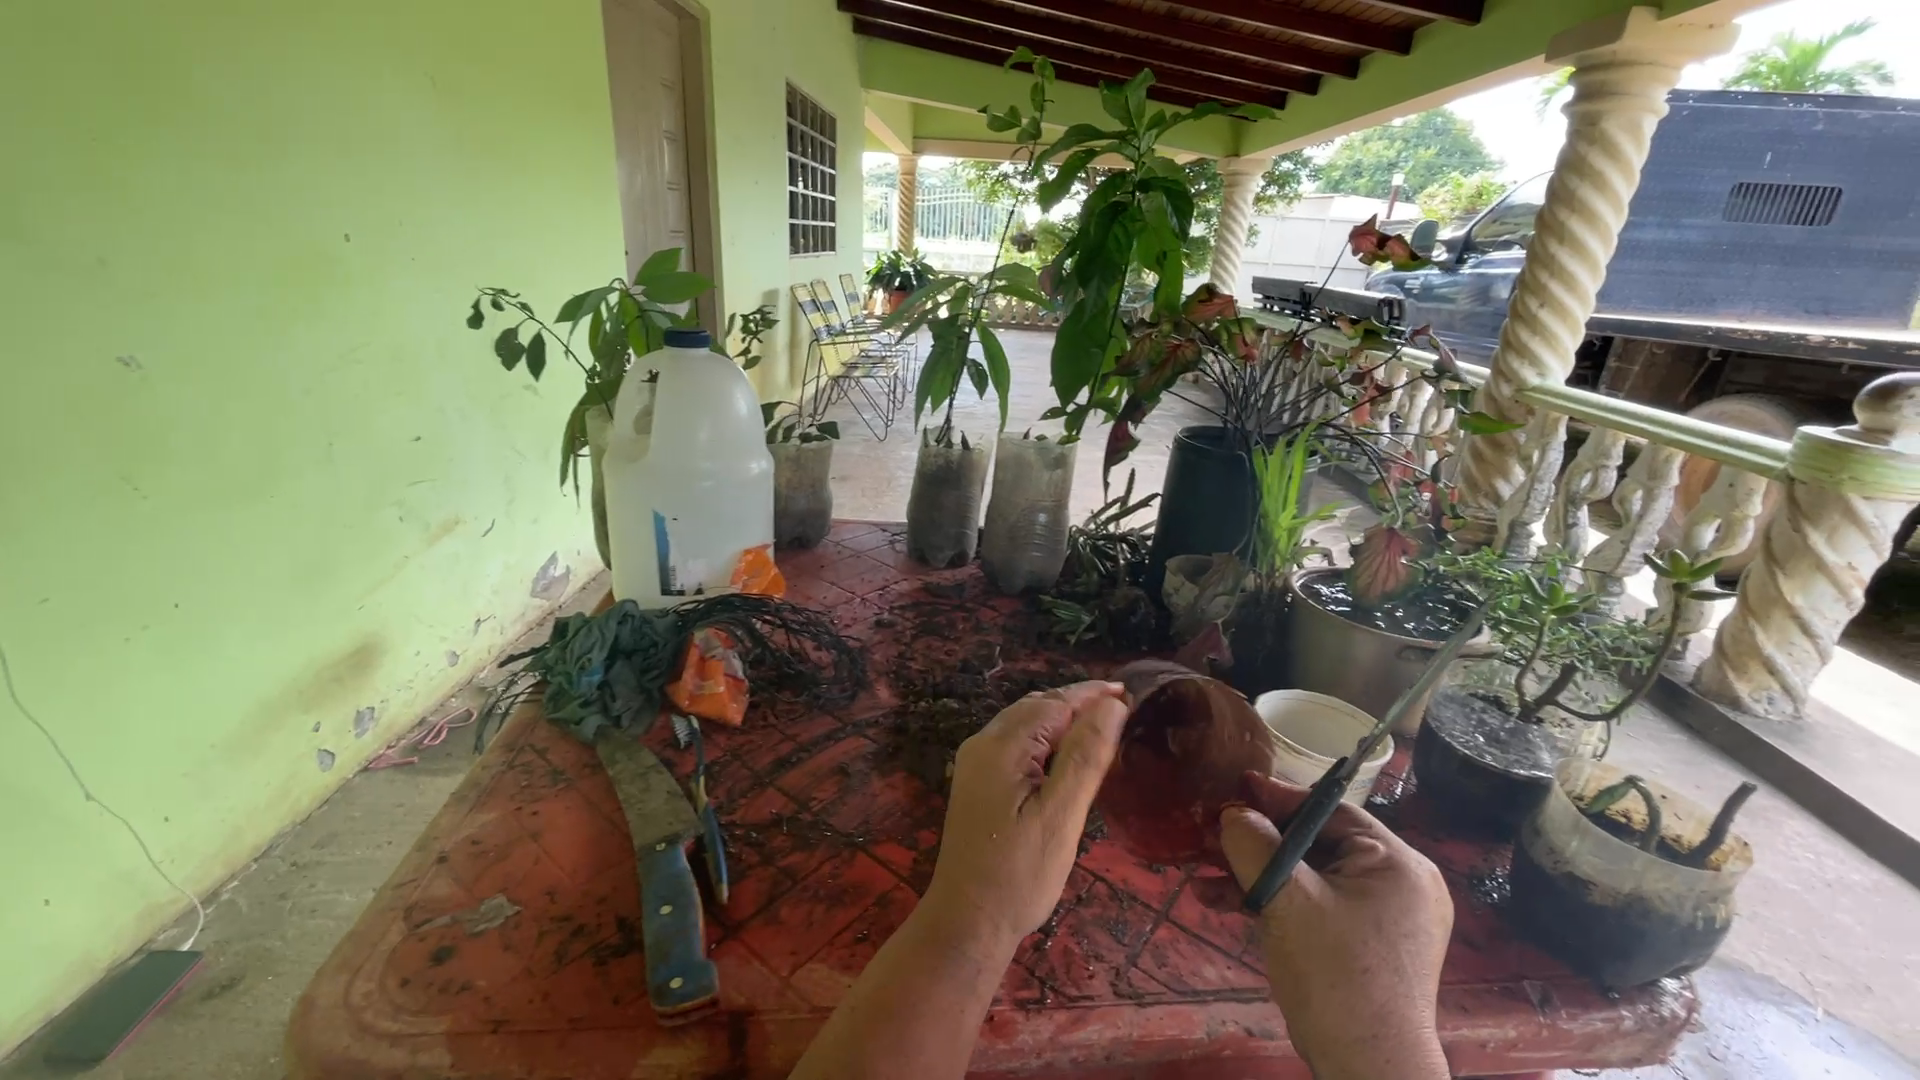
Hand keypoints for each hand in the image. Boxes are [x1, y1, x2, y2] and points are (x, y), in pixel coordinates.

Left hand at [921, 681, 1127, 950]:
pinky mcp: (978, 782)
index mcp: (1001, 746)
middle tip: (1122, 705)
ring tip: (1102, 723)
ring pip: (1025, 722)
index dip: (1092, 696)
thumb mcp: (1061, 816)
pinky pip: (1015, 743)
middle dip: (1077, 701)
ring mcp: (976, 762)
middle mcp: (982, 743)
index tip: (1130, 693)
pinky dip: (1045, 737)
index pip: (1054, 702)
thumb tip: (1111, 705)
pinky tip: (1066, 753)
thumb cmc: (1020, 874)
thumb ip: (1085, 756)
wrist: (968, 920)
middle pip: (1036, 706)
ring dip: (1061, 717)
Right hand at [1221, 773, 1452, 1079]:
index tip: (1233, 790)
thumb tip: (1233, 813)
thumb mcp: (1286, 900)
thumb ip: (1255, 845)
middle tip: (1211, 839)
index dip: (1276, 799)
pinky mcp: (1367, 942)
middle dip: (1258, 844)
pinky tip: (1226, 905)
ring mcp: (1386, 915)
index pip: (1330, 810)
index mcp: (1397, 863)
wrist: (1366, 1069)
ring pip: (1310, 875)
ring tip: (1205, 880)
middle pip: (1316, 842)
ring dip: (1257, 875)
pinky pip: (1316, 903)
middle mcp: (1400, 882)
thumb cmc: (1333, 974)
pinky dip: (1277, 902)